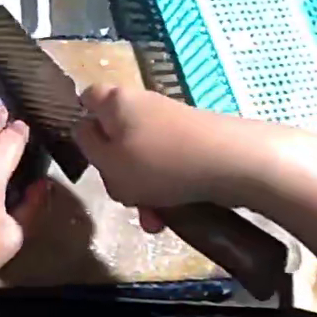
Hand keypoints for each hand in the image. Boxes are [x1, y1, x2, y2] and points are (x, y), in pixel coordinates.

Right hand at [74, 85, 261, 216]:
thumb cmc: (159, 163)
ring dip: (141, 191)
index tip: (85, 152)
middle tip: (120, 193)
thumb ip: (87, 145)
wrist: (234, 163)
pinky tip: (171, 216)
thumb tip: (84, 129)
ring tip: (153, 217)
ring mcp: (171, 124)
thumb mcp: (108, 162)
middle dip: (115, 171)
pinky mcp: (194, 142)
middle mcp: (143, 105)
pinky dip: (165, 191)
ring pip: (141, 160)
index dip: (82, 123)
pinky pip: (167, 168)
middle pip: (115, 137)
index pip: (86, 99)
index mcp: (115, 101)